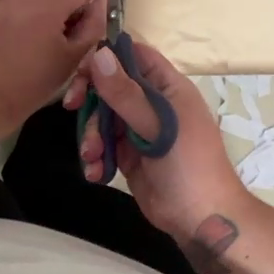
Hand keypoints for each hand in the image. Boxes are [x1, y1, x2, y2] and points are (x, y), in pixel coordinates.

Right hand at [63, 38, 250, 240]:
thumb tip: (99, 54)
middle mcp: (152, 104)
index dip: (107, 57)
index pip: (134, 56)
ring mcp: (139, 130)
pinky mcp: (128, 154)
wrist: (201, 219)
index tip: (83, 73)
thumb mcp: (156, 126)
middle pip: (110, 87)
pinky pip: (102, 145)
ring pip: (101, 118)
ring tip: (92, 157)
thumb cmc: (189, 165)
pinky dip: (96, 157)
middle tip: (71, 108)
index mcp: (167, 88)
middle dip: (90, 101)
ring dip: (90, 136)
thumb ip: (125, 93)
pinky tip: (97, 172)